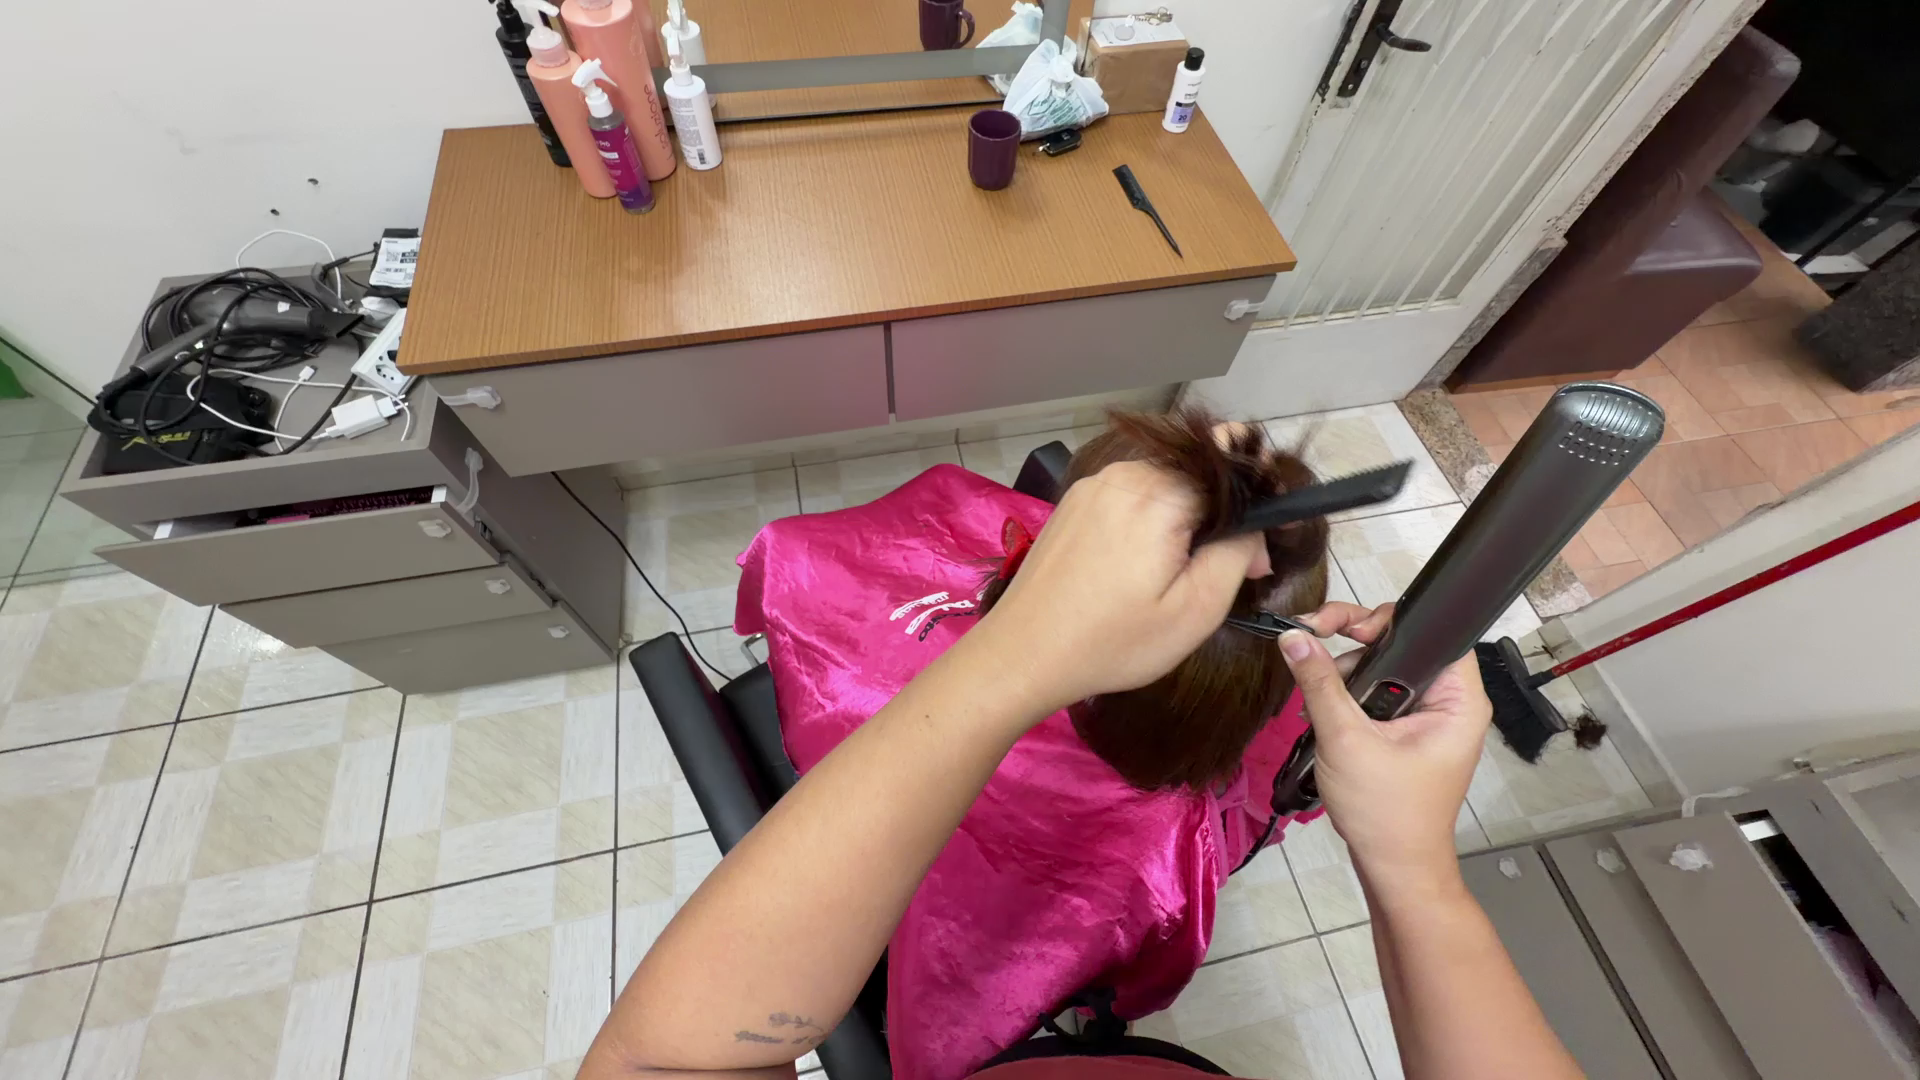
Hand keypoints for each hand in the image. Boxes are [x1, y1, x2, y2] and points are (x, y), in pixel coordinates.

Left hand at [973, 459, 1267, 715]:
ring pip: (1161, 487)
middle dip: (1216, 520)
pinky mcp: (1071, 502)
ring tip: (1169, 578)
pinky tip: (1133, 567)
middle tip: (1211, 578)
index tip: (1253, 563)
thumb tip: (1256, 526)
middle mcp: (1123, 474)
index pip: (1232, 478)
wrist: (1023, 653)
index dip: (1251, 518)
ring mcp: (1090, 485)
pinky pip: (1126, 498)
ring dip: (1179, 522)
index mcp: (1158, 492)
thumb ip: (1236, 552)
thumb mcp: (1195, 609)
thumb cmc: (1112, 640)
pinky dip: (1144, 523)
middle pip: (1195, 478)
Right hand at [1279, 602, 1490, 883]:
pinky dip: (1343, 693)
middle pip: (1396, 644)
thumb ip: (1319, 681)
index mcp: (1455, 699)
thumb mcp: (1345, 738)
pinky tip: (1321, 708)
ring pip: (1378, 666)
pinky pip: (1372, 692)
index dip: (1382, 621)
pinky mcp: (1402, 729)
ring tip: (1315, 699)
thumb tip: (1292, 635)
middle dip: (1350, 644)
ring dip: (1340, 672)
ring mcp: (1423, 715)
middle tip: (1307, 643)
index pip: (1428, 631)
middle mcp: (1445, 700)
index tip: (1336, 629)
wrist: (1392, 865)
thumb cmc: (1384, 808)